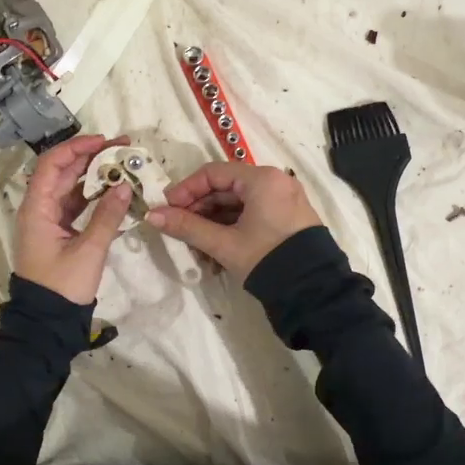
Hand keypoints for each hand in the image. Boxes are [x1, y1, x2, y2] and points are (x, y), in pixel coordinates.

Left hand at [14, 135, 134, 305]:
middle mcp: (39, 209)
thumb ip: (107, 216)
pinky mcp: (58, 234)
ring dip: (94, 176)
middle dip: (91, 158)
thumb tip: (124, 186)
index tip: (104, 142)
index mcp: (37, 208)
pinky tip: (116, 193)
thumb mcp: (88, 251)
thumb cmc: (62, 285)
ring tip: (123, 167)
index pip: (52, 164)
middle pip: (62, 172)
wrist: (47, 321)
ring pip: (70, 189)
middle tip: (123, 150)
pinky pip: (75, 207)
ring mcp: (48, 221)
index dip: (76, 148)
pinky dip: (93, 198)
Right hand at [146, 163, 323, 281]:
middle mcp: (275, 183)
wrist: (312, 291)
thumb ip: (187, 227)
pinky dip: (230, 228)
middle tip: (177, 228)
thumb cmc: (266, 258)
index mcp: (262, 179)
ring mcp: (283, 200)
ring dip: (212, 222)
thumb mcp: (223, 243)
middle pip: (224, 188)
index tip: (167, 208)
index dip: (186, 189)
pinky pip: (251, 215)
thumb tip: (152, 215)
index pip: (213, 173)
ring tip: (194, 245)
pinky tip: (214, 250)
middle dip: (198, 209)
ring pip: (236, 204)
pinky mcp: (286, 218)